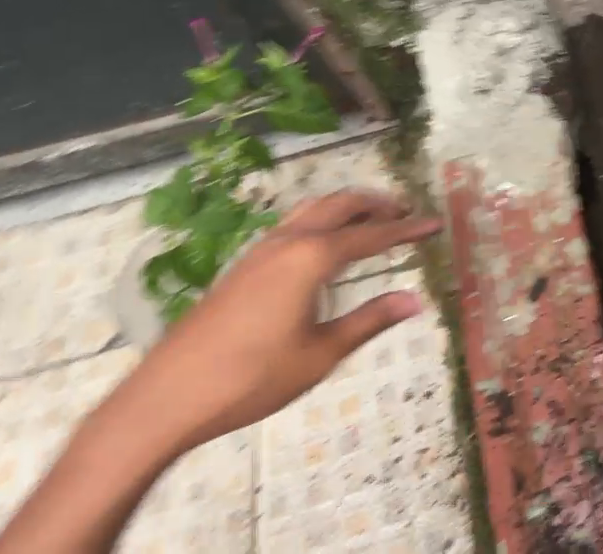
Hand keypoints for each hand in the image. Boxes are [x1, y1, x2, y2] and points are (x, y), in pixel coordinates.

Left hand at [109, 189, 442, 453]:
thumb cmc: (251, 378)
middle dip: (377, 204)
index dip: (407, 229)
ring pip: (313, 209)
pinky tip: (326, 247)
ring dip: (347, 208)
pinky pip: (294, 225)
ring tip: (372, 221)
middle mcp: (288, 241)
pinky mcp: (244, 266)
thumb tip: (415, 301)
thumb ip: (369, 321)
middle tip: (406, 212)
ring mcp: (260, 251)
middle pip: (340, 205)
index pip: (372, 234)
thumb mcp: (321, 353)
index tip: (435, 223)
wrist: (166, 397)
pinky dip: (322, 221)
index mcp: (311, 257)